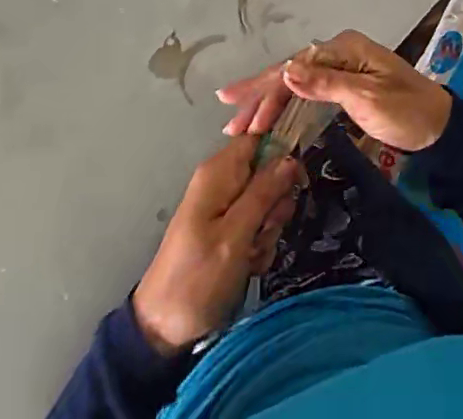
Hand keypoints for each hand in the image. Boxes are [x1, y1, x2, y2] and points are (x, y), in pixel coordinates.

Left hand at [131, 136, 302, 355]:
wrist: (166, 322)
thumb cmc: (198, 277)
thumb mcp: (235, 235)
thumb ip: (263, 194)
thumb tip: (290, 158)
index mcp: (217, 173)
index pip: (257, 140)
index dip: (281, 156)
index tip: (296, 184)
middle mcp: (221, 183)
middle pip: (268, 176)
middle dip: (274, 207)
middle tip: (261, 232)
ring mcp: (224, 208)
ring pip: (267, 206)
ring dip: (267, 233)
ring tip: (249, 256)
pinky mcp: (229, 232)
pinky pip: (257, 229)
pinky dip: (258, 248)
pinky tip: (246, 266)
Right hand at [217, 30, 452, 152]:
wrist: (443, 131)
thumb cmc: (409, 113)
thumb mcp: (368, 99)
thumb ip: (325, 85)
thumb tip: (285, 71)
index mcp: (341, 49)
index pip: (292, 66)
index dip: (261, 86)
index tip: (232, 101)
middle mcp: (335, 53)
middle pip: (288, 74)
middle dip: (258, 98)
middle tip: (231, 124)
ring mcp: (338, 69)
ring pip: (293, 85)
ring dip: (268, 105)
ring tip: (242, 126)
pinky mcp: (341, 86)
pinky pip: (305, 95)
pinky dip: (285, 108)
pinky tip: (269, 119)